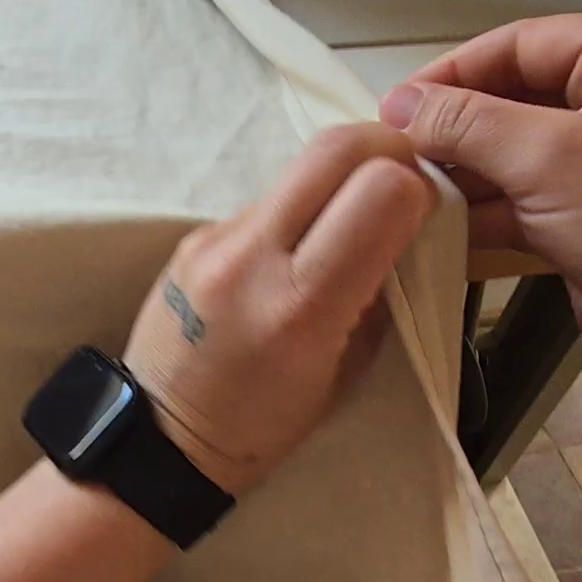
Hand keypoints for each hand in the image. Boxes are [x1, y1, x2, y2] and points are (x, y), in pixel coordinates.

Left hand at [121, 124, 435, 494]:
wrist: (161, 434)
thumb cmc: (260, 425)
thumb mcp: (344, 374)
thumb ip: (380, 295)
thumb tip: (403, 233)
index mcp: (300, 306)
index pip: (381, 190)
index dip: (417, 189)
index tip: (420, 214)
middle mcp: (250, 259)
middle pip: (335, 147)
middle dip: (385, 150)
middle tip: (397, 186)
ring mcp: (212, 241)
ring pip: (295, 171)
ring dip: (334, 187)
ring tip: (336, 236)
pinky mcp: (191, 237)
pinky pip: (262, 203)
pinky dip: (293, 215)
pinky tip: (287, 258)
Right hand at [377, 15, 581, 375]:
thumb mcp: (549, 157)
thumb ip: (467, 126)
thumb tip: (398, 107)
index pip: (523, 45)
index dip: (453, 74)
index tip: (393, 109)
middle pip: (515, 101)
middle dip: (453, 132)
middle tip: (392, 158)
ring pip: (513, 157)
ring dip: (461, 177)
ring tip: (404, 196)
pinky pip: (521, 202)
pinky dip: (481, 214)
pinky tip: (436, 227)